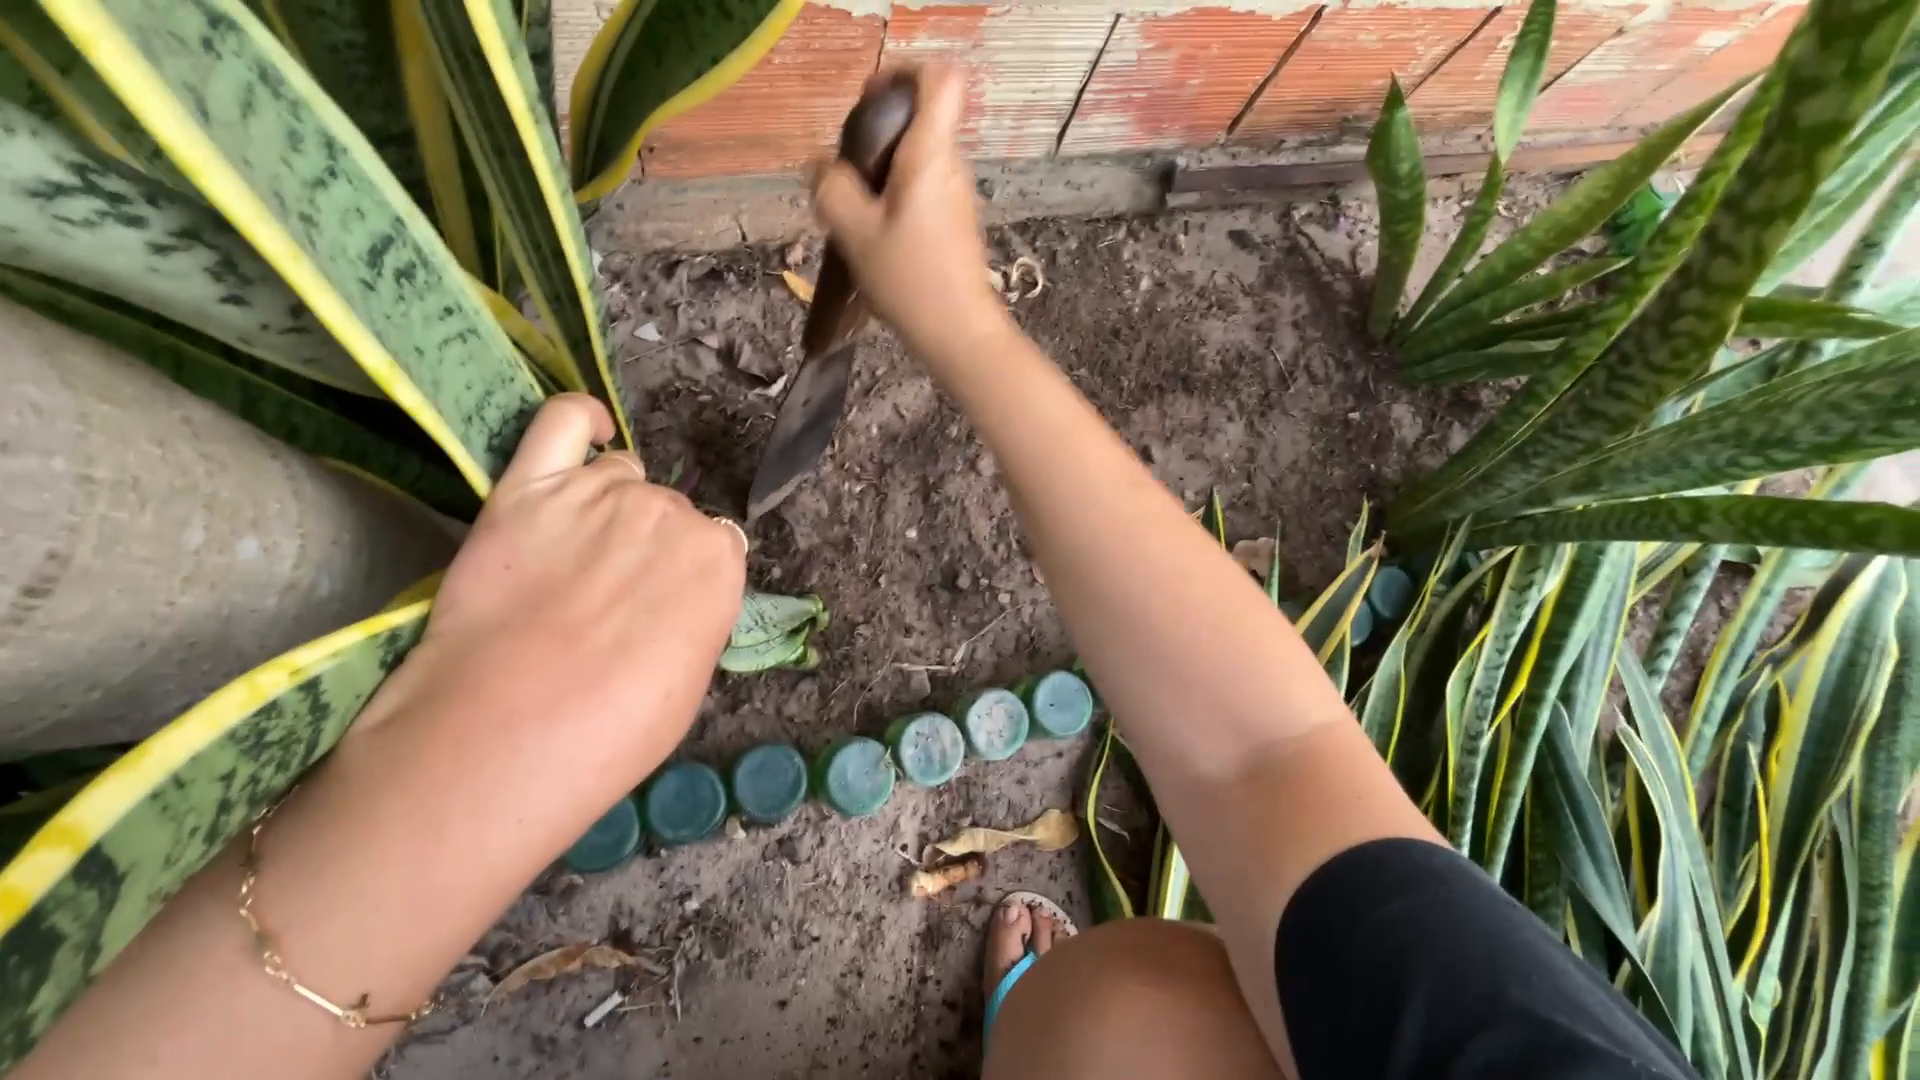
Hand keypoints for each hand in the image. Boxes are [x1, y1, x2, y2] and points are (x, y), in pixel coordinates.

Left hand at [383, 394, 745, 765]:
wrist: (511, 731)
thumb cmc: (617, 728)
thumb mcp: (692, 678)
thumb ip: (696, 613)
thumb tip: (677, 594)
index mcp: (719, 559)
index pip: (713, 545)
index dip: (684, 575)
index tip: (658, 604)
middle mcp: (670, 512)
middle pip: (666, 510)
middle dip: (646, 543)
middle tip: (607, 593)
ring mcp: (600, 492)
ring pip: (619, 476)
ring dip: (610, 503)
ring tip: (577, 549)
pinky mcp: (530, 486)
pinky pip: (564, 420)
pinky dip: (581, 419)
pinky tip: (589, 433)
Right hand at [811, 64, 1009, 356]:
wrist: (959, 333)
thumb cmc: (910, 280)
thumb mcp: (855, 233)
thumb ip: (831, 189)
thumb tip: (818, 165)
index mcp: (929, 154)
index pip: (938, 78)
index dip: (903, 73)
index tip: (868, 103)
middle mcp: (950, 166)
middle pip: (918, 120)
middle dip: (877, 134)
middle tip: (846, 172)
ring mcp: (956, 195)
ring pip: (916, 160)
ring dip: (881, 174)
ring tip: (854, 213)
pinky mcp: (955, 223)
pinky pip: (921, 191)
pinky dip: (894, 199)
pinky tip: (875, 236)